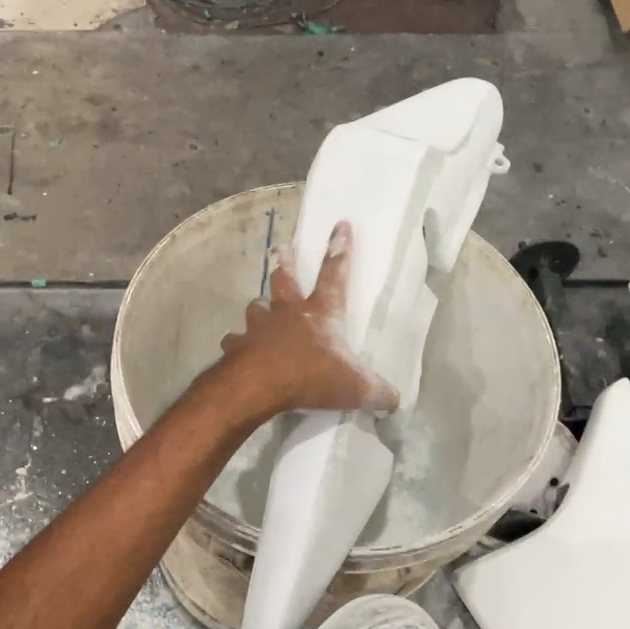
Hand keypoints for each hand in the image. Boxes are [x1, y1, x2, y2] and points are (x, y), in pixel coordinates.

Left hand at [216, 221, 398, 416]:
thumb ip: (378, 392)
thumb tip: (395, 402)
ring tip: (257, 307)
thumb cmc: (312, 377)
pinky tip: (234, 349)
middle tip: (280, 250)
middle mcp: (287, 313)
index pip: (334, 275)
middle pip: (284, 280)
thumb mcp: (356, 387)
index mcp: (320, 314)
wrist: (259, 386)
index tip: (340, 226)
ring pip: (255, 307)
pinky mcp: (236, 347)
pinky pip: (233, 341)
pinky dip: (235, 343)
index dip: (339, 251)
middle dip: (285, 263)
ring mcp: (258, 328)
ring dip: (258, 306)